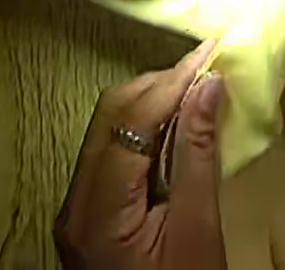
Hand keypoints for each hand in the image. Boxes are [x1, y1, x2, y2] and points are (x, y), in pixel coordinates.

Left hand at [55, 43, 226, 268]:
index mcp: (96, 212)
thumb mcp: (197, 231)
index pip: (130, 120)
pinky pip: (114, 148)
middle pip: (112, 114)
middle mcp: (75, 202)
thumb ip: (198, 152)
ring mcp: (78, 206)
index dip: (173, 80)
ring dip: (153, 100)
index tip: (210, 52)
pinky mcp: (90, 211)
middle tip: (206, 70)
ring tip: (196, 90)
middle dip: (160, 84)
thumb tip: (210, 83)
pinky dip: (146, 125)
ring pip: (110, 125)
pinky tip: (176, 122)